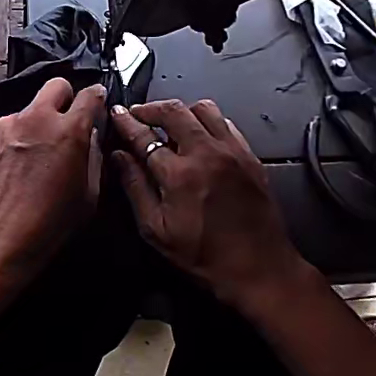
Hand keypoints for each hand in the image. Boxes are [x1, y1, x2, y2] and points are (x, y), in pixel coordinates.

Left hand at [0, 77, 106, 285]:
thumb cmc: (46, 225)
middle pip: (56, 86)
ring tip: (32, 159)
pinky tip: (12, 167)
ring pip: (28, 110)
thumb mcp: (89, 195)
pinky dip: (13, 140)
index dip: (96, 98)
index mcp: (69, 131)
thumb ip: (93, 156)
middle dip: (64, 99)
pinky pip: (6, 128)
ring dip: (35, 125)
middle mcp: (36, 119)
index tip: (96, 103)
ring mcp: (6, 125)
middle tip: (65, 123)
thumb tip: (90, 137)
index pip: (90, 95)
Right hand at [109, 99, 310, 310]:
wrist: (258, 267)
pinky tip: (199, 137)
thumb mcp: (156, 229)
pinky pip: (226, 124)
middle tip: (138, 114)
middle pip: (175, 111)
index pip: (145, 136)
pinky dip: (207, 122)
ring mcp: (233, 152)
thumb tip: (119, 157)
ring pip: (204, 109)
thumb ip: (135, 187)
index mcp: (180, 174)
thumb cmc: (204, 256)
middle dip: (151, 108)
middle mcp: (208, 154)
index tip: (117, 113)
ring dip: (182, 111)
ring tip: (169, 124)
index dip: (127, 122)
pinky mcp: (250, 157)